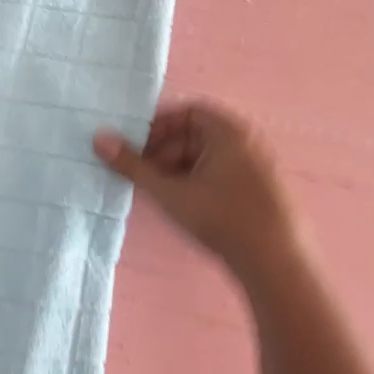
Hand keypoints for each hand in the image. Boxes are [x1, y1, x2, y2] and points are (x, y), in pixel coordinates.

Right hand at [93, 101, 304, 276]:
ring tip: (159, 191)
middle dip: (164, 149)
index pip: (188, 111)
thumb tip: (98, 137)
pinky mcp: (262, 190)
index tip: (137, 146)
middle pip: (197, 134)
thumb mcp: (167, 191)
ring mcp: (259, 167)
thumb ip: (131, 164)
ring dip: (177, 167)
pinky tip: (184, 204)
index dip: (159, 125)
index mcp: (230, 133)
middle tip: (143, 172)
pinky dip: (197, 179)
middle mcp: (249, 142)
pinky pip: (222, 172)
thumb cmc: (220, 217)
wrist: (275, 262)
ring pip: (208, 155)